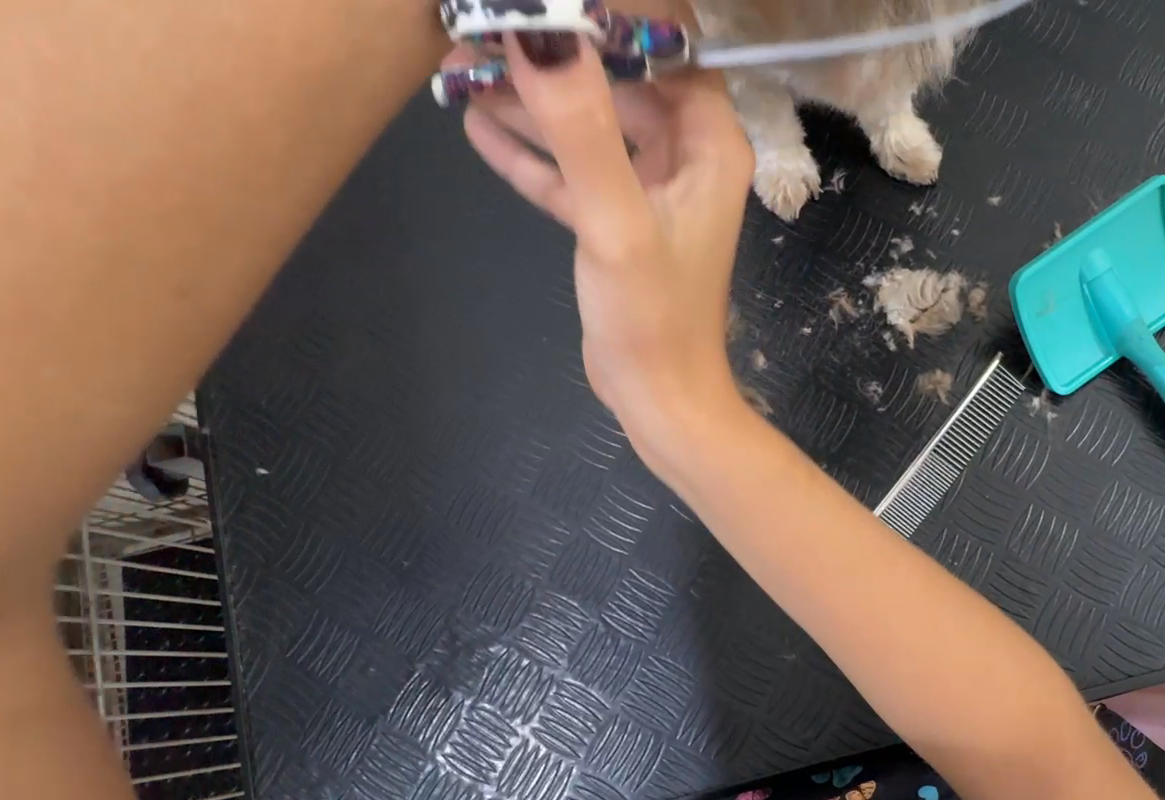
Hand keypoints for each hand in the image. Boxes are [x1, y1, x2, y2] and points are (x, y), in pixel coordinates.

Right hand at [461, 34, 755, 446]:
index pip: (665, 47)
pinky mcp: (618, 222)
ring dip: (530, 104)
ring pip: (587, 127)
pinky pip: (572, 174)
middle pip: (618, 80)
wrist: (657, 395)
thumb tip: (539, 32)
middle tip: (478, 30)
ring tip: (456, 69)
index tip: (541, 6)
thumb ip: (581, 129)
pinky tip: (476, 125)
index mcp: (708, 145)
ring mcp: (651, 190)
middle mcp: (686, 157)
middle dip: (553, 55)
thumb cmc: (652, 315)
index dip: (606, 20)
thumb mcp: (615, 219)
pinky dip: (532, 155)